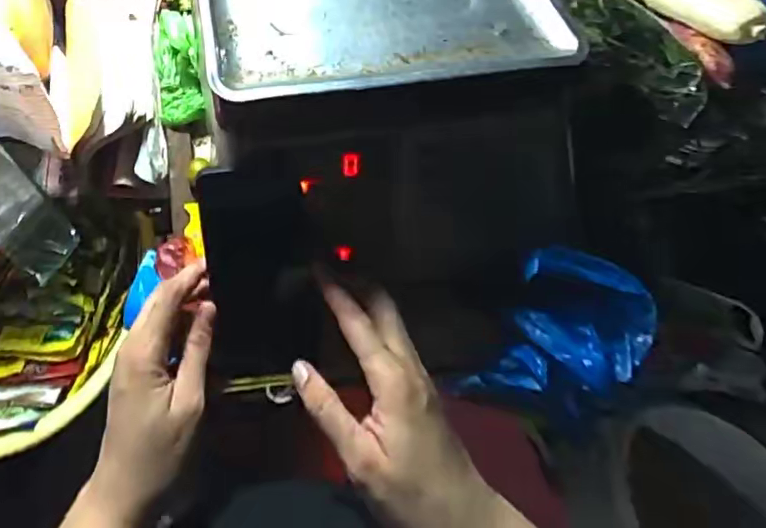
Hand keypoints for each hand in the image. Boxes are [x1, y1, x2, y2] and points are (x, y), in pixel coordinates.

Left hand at [70, 263, 215, 525]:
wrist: (122, 488)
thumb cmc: (159, 451)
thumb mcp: (189, 402)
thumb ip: (198, 350)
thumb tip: (208, 308)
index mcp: (141, 348)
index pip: (165, 297)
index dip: (188, 276)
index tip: (212, 261)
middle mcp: (130, 344)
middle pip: (158, 301)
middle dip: (186, 284)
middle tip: (218, 275)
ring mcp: (129, 356)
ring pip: (155, 315)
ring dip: (181, 303)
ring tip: (212, 293)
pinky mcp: (132, 368)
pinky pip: (154, 334)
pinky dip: (174, 323)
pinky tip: (194, 324)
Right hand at [294, 280, 528, 527]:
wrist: (466, 520)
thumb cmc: (410, 492)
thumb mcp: (361, 460)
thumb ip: (328, 411)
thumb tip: (298, 365)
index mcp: (393, 380)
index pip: (359, 324)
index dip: (336, 292)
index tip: (316, 265)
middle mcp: (410, 367)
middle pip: (385, 308)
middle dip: (358, 280)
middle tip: (328, 264)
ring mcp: (421, 375)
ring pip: (394, 319)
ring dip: (367, 295)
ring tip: (340, 282)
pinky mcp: (423, 386)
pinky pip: (396, 335)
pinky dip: (375, 315)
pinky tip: (361, 322)